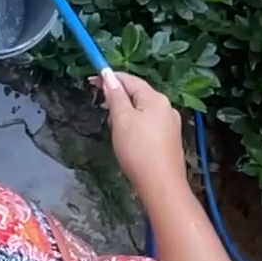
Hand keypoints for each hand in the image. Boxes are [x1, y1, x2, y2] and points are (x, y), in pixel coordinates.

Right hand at [100, 71, 190, 206]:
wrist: (161, 186)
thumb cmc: (138, 149)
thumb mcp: (121, 119)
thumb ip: (114, 95)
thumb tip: (108, 74)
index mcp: (155, 98)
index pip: (129, 79)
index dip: (109, 78)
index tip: (90, 81)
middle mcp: (166, 107)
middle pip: (137, 93)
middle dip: (117, 97)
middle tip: (102, 109)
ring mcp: (170, 124)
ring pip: (142, 109)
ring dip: (125, 112)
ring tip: (114, 128)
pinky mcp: (170, 139)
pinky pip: (148, 122)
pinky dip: (134, 124)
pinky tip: (128, 138)